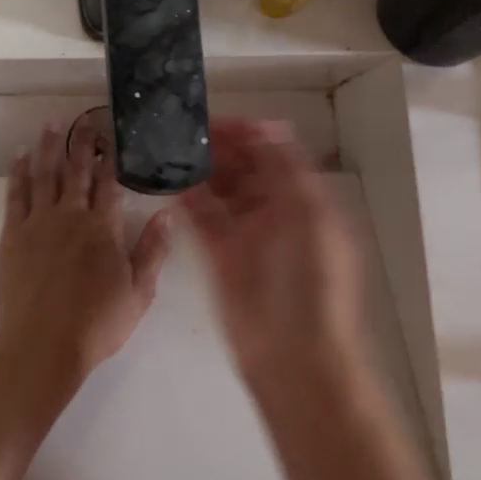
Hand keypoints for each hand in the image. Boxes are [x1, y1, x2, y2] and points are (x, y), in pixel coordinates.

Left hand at [0, 122, 173, 386]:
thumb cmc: (97, 324)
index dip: (111, 157)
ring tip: (50, 125)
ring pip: (44, 175)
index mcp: (103, 228)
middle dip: (82, 142)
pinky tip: (20, 157)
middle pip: (77, 171)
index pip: (109, 183)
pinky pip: (15, 195)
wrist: (43, 345)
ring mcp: (38, 223)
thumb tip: (166, 213)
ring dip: (48, 148)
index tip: (112, 133)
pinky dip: (17, 173)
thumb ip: (153, 251)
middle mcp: (70, 216)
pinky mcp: (12, 235)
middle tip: (84, 118)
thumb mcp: (139, 292)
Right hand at [179, 118, 366, 379]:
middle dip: (221, 150)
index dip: (249, 134)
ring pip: (223, 192)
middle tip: (184, 134)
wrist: (295, 357)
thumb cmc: (310, 284)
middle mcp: (279, 213)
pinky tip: (170, 184)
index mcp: (306, 201)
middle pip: (247, 170)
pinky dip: (189, 201)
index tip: (215, 121)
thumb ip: (287, 169)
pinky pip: (203, 221)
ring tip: (172, 152)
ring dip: (203, 172)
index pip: (276, 155)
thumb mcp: (309, 216)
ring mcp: (250, 237)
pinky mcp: (223, 258)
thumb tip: (266, 127)